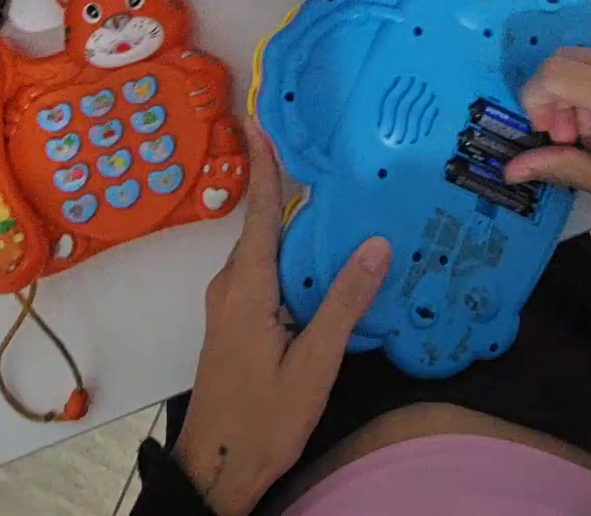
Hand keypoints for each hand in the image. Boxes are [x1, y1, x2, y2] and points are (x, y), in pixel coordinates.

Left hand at [172, 127, 390, 514]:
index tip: (261, 120)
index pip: (259, 211)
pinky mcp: (236, 319)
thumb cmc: (262, 416)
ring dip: (296, 227)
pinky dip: (292, 257)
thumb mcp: (313, 364)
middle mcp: (233, 284)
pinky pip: (266, 272)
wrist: (215, 469)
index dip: (264, 164)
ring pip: (267, 251)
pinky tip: (323, 264)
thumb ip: (343, 302)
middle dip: (293, 190)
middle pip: (266, 226)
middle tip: (333, 161)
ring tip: (339, 206)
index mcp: (247, 286)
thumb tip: (375, 243)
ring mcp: (231, 303)